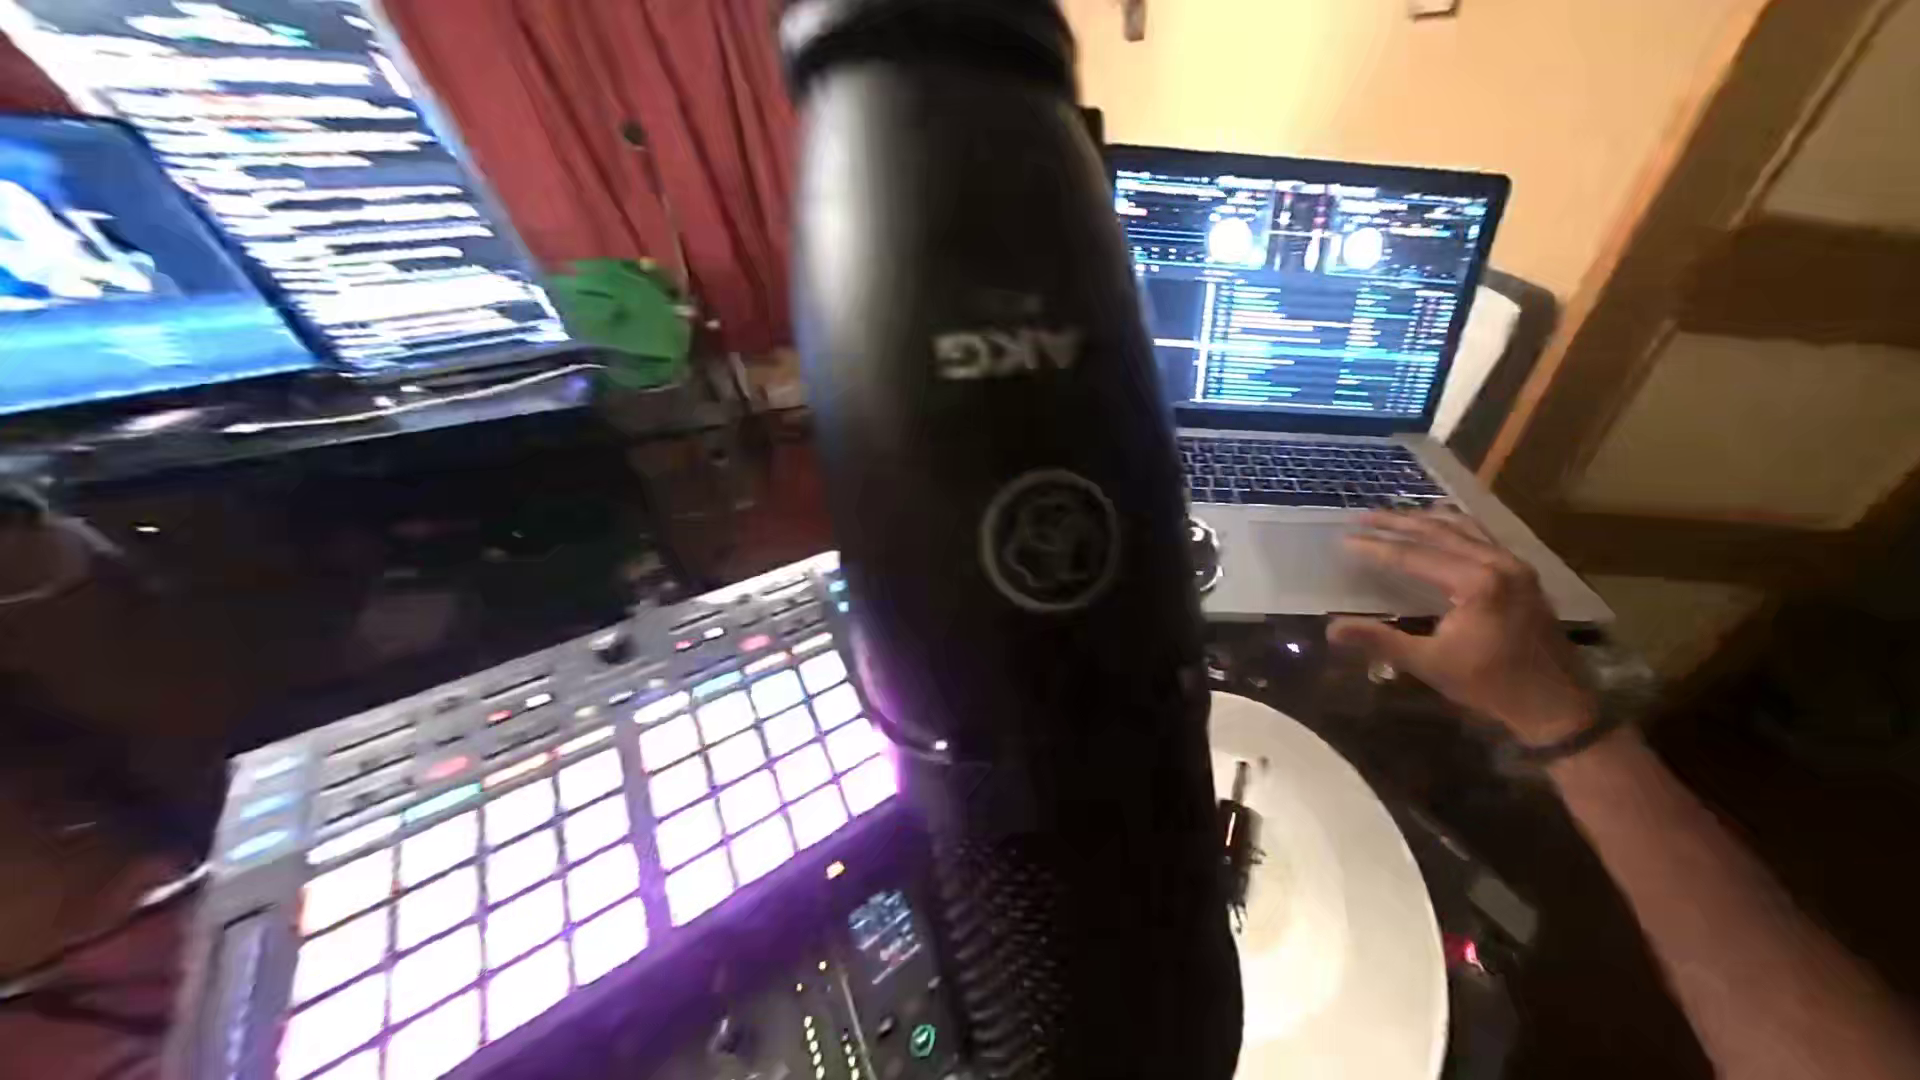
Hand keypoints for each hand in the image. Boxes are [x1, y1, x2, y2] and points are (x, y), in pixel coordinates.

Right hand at [1326, 508, 1595, 746]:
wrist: (1556, 704)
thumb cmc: (1490, 683)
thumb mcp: (1429, 663)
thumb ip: (1380, 640)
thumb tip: (1331, 628)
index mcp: (1477, 582)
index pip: (1413, 555)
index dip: (1375, 547)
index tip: (1344, 539)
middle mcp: (1498, 563)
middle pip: (1437, 532)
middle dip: (1396, 523)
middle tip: (1360, 517)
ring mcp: (1515, 566)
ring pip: (1461, 528)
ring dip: (1423, 520)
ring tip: (1392, 516)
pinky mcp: (1522, 574)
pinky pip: (1481, 536)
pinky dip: (1452, 526)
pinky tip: (1438, 525)